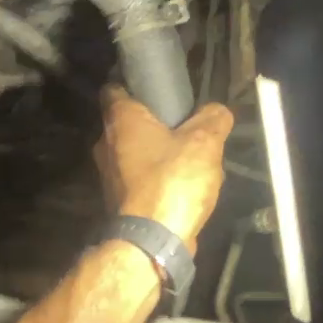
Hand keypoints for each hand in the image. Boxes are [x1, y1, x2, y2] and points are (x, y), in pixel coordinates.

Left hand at [95, 87, 232, 246]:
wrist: (151, 239)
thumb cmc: (171, 181)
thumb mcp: (204, 143)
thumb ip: (213, 120)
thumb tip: (217, 110)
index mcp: (119, 119)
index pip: (113, 88)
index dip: (130, 83)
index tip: (152, 85)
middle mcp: (105, 142)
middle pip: (125, 120)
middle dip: (151, 119)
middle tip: (182, 120)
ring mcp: (108, 171)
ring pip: (132, 149)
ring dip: (155, 149)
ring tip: (188, 153)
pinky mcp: (117, 195)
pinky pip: (137, 175)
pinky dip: (154, 173)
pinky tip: (181, 181)